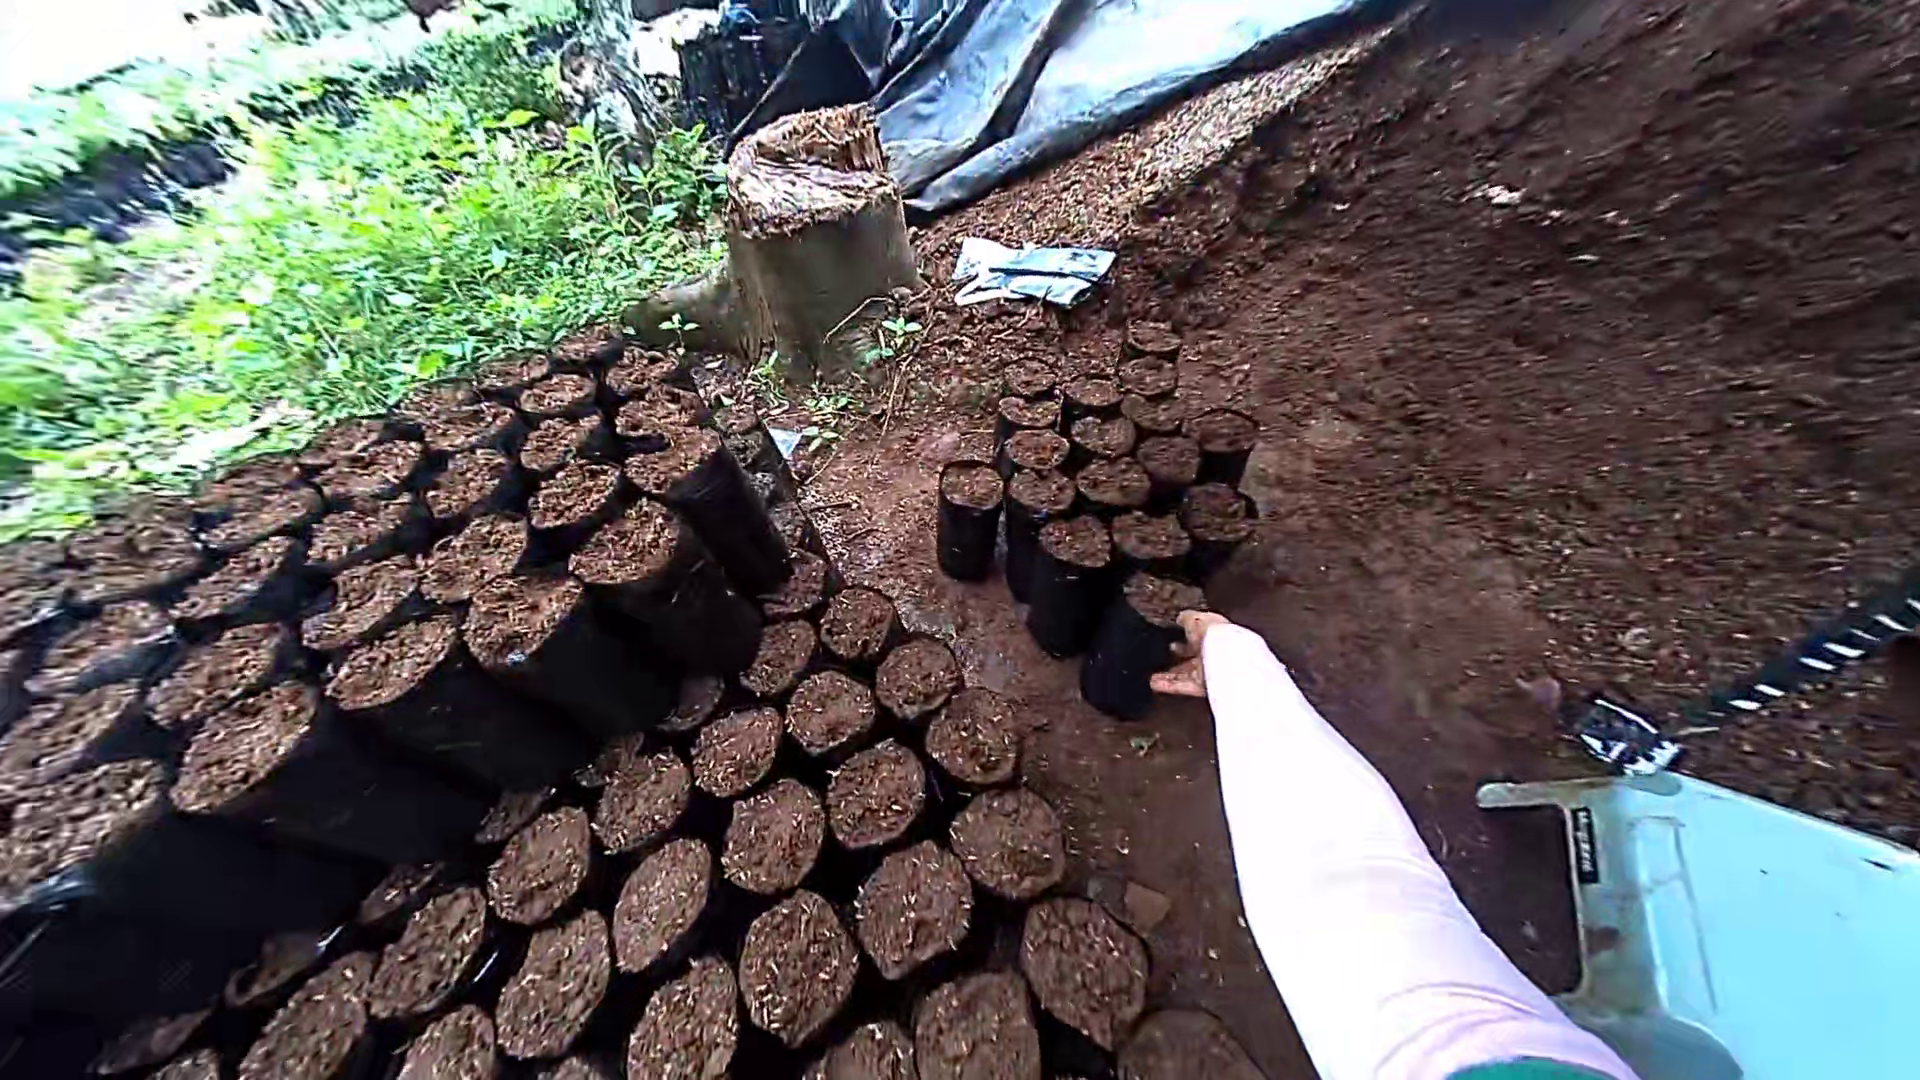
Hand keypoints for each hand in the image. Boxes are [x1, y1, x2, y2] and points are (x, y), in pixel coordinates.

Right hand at [1149, 611, 1229, 697]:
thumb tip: (1180, 617)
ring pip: (1186, 673)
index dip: (1187, 633)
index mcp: (1215, 633)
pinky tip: (1155, 684)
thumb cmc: (1213, 635)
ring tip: (1154, 676)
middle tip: (1167, 653)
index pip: (1200, 633)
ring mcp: (1208, 670)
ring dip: (1169, 674)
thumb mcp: (1195, 620)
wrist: (1225, 658)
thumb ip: (1186, 618)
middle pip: (1194, 654)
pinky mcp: (1203, 685)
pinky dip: (1168, 685)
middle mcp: (1213, 652)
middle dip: (1180, 654)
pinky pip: (1183, 685)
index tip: (1175, 633)